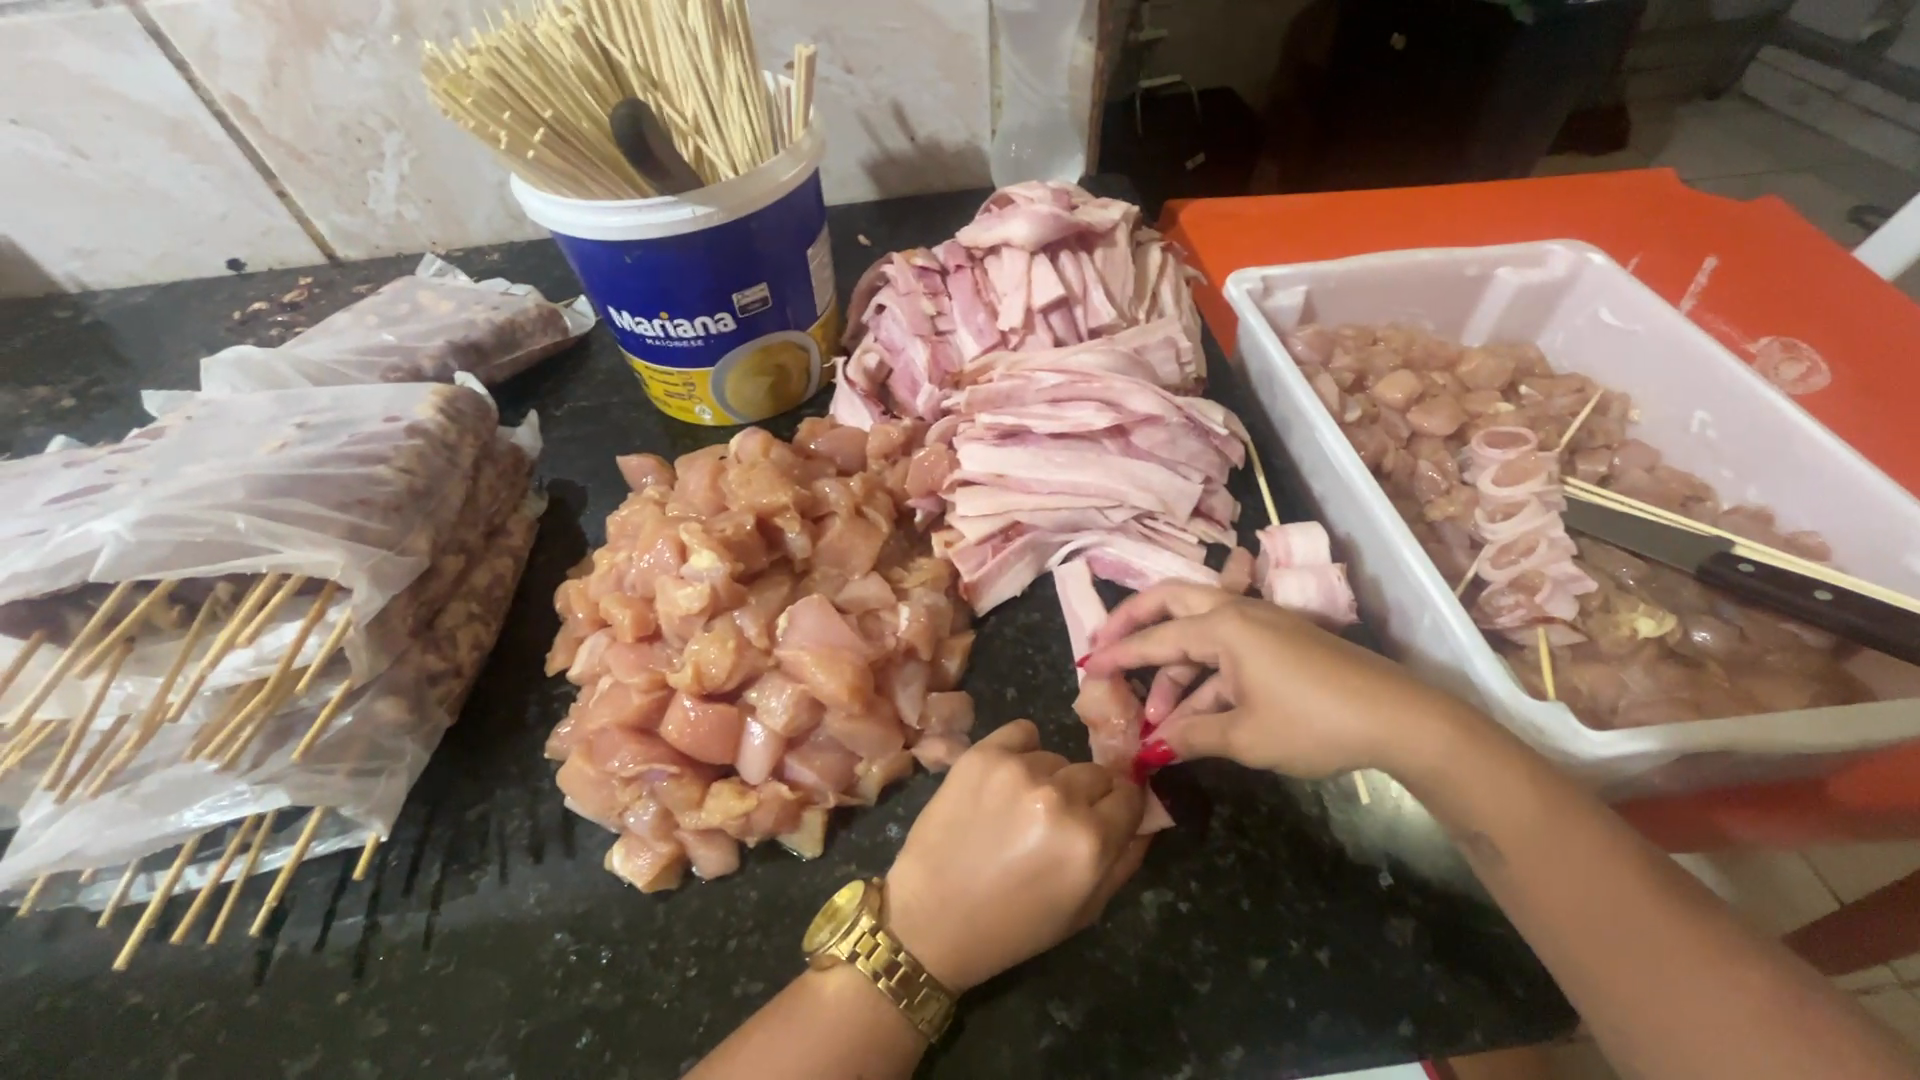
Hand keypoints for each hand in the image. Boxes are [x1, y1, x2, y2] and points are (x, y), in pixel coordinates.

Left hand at [884, 720, 1149, 991]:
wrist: (929, 919)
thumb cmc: (1012, 926)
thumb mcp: (1085, 910)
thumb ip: (1126, 859)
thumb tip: (1149, 815)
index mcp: (1091, 840)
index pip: (1130, 794)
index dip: (1118, 809)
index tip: (1100, 821)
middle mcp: (1060, 796)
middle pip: (1097, 772)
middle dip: (1085, 795)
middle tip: (1053, 823)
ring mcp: (1018, 769)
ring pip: (1057, 757)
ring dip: (1049, 778)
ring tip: (1018, 811)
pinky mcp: (982, 754)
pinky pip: (1022, 732)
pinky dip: (1020, 750)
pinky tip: (1004, 781)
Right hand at [1082, 582, 1475, 778]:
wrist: (1399, 718)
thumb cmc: (1315, 723)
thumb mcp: (1246, 737)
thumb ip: (1192, 737)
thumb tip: (1153, 747)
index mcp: (1224, 627)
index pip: (1156, 637)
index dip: (1118, 654)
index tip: (1087, 665)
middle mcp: (1238, 613)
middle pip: (1172, 602)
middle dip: (1135, 623)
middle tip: (1106, 645)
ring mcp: (1263, 625)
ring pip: (1200, 633)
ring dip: (1174, 670)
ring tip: (1156, 720)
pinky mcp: (1281, 643)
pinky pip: (1226, 650)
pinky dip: (1205, 678)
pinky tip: (1196, 717)